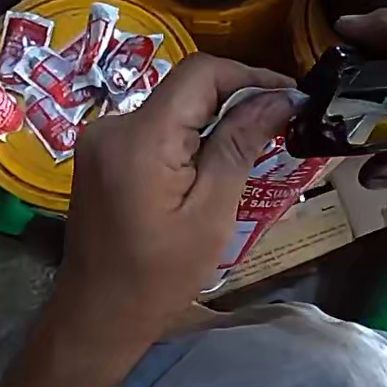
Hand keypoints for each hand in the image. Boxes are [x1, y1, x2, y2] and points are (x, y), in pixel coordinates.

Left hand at [53, 54, 300, 349]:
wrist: (97, 314)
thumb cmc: (159, 277)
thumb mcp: (211, 214)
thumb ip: (239, 147)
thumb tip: (278, 99)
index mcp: (140, 139)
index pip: (200, 73)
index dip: (250, 76)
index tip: (288, 96)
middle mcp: (113, 125)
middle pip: (186, 87)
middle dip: (236, 99)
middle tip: (280, 123)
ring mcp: (101, 137)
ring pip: (172, 106)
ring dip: (213, 119)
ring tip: (253, 145)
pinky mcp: (101, 153)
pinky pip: (154, 127)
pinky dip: (188, 136)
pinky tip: (211, 163)